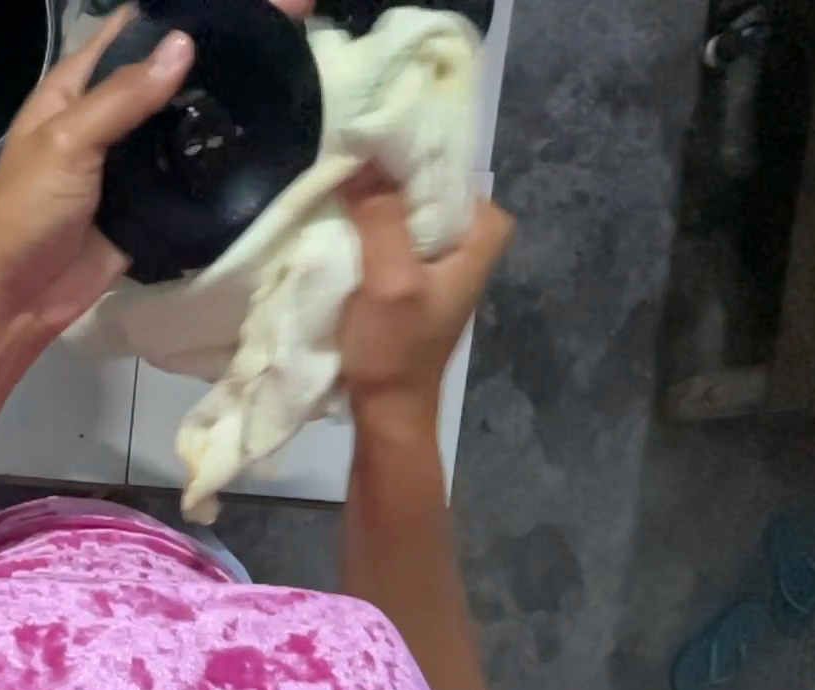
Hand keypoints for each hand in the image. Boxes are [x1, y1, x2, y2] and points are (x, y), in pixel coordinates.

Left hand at [0, 0, 315, 344]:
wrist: (22, 297)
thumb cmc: (28, 212)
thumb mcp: (66, 142)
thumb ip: (122, 97)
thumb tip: (185, 44)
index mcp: (75, 89)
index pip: (132, 33)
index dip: (177, 17)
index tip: (237, 7)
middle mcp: (105, 120)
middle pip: (162, 80)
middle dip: (209, 64)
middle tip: (272, 46)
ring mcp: (127, 167)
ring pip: (177, 129)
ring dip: (214, 115)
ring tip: (276, 88)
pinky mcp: (144, 208)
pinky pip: (181, 180)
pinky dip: (208, 167)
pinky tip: (251, 149)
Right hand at [336, 169, 514, 440]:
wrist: (387, 409)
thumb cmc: (395, 349)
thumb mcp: (389, 280)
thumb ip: (381, 217)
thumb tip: (362, 157)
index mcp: (483, 229)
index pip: (439, 166)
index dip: (395, 158)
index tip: (354, 155)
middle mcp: (469, 235)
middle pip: (419, 187)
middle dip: (379, 183)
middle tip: (335, 178)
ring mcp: (441, 257)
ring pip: (400, 211)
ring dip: (366, 209)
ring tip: (331, 202)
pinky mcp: (414, 277)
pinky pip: (388, 236)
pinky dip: (364, 234)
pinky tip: (337, 233)